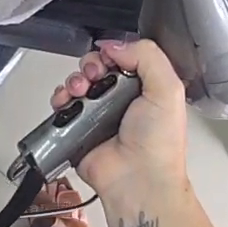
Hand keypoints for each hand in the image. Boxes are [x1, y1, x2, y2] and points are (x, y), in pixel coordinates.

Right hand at [53, 39, 189, 200]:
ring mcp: (96, 113)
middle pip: (96, 66)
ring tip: (79, 92)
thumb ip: (147, 56)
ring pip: (77, 82)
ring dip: (74, 80)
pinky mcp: (76, 127)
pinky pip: (61, 104)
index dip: (112, 53)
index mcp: (144, 88)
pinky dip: (60, 98)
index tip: (109, 59)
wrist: (136, 180)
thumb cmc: (158, 143)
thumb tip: (113, 45)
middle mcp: (120, 98)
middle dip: (90, 65)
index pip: (122, 57)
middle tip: (94, 77)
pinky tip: (66, 103)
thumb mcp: (167, 90)